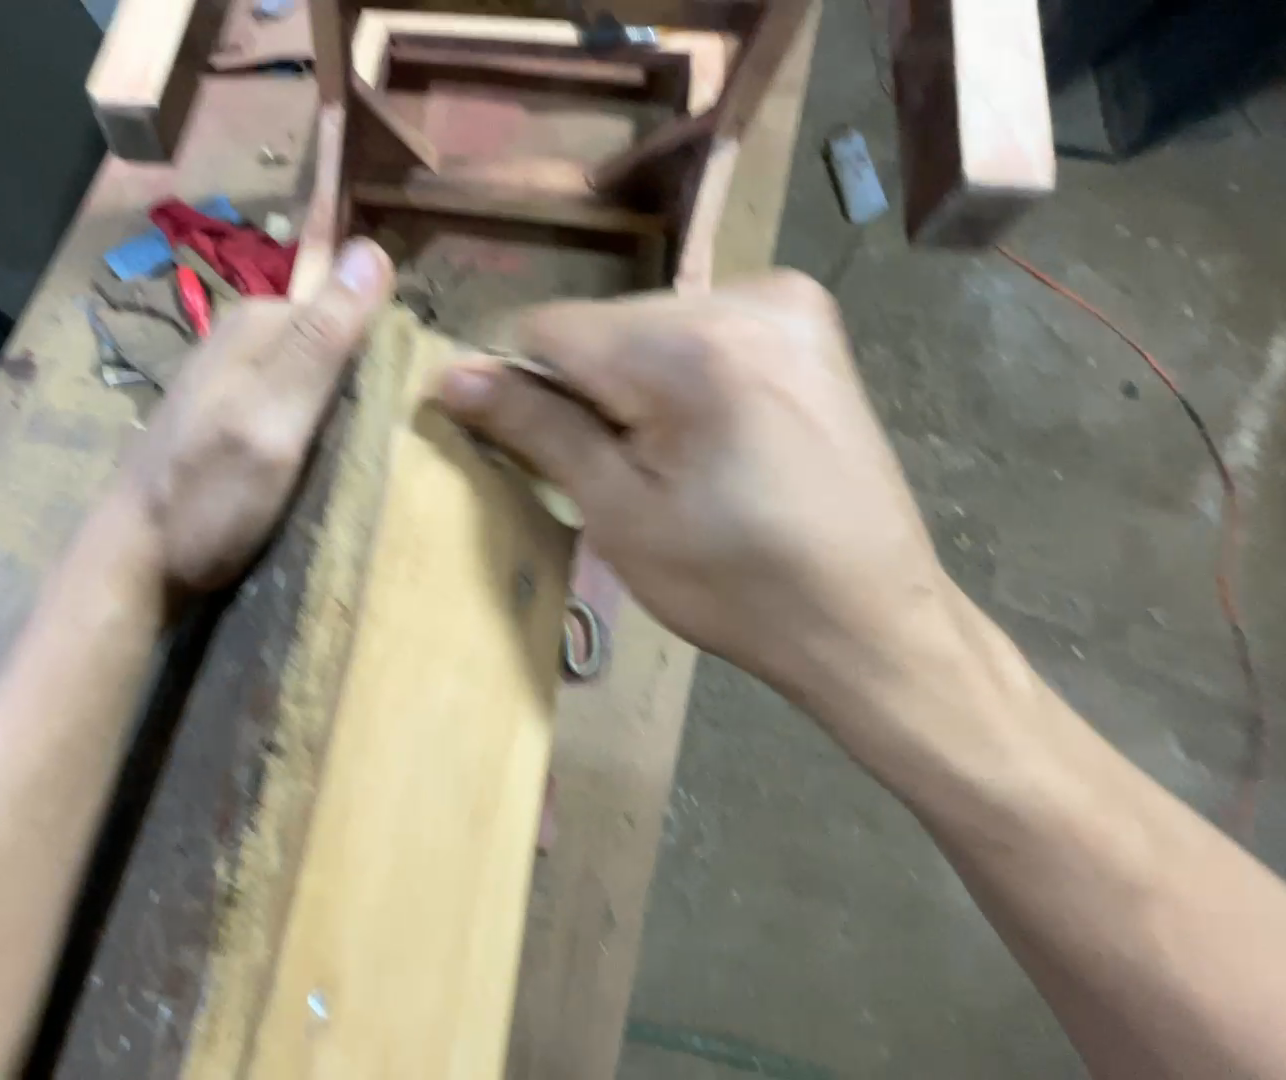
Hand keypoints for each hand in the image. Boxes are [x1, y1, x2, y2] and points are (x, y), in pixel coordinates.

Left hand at [121, 239, 395, 592]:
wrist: (137, 557)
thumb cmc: (207, 494)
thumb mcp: (272, 419)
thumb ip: (319, 343)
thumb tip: (373, 250)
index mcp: (258, 324)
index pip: (346, 293)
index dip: (387, 322)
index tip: (422, 357)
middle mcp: (244, 340)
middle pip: (330, 328)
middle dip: (371, 350)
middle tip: (416, 397)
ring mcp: (235, 380)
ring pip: (314, 363)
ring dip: (351, 384)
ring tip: (390, 420)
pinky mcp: (233, 418)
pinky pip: (296, 396)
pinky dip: (324, 411)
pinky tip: (339, 438)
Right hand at [432, 271, 951, 708]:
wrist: (866, 616)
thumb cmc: (734, 585)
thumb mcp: (617, 513)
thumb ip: (536, 428)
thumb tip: (451, 378)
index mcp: (696, 349)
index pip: (548, 328)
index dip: (522, 385)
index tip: (539, 449)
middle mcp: (747, 297)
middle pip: (597, 324)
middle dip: (581, 388)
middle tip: (614, 469)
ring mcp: (786, 300)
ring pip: (639, 325)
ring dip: (623, 383)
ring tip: (663, 456)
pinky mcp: (804, 318)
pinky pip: (689, 328)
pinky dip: (669, 374)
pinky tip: (699, 430)